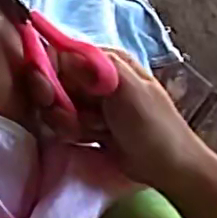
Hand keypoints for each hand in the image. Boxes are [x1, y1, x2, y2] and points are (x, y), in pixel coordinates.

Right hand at [28, 49, 211, 191]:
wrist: (168, 166)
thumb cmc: (152, 125)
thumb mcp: (127, 89)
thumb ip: (95, 68)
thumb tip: (59, 50)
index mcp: (107, 61)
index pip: (62, 56)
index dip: (49, 74)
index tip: (48, 95)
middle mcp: (97, 77)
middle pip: (55, 83)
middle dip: (60, 105)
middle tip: (77, 120)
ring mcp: (92, 102)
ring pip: (58, 106)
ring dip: (69, 123)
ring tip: (94, 132)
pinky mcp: (89, 124)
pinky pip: (65, 124)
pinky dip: (72, 133)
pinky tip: (91, 140)